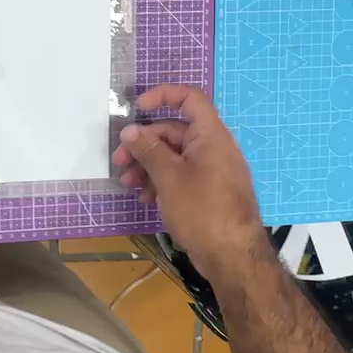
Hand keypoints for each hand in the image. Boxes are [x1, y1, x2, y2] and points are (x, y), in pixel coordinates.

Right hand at [113, 84, 267, 265]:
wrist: (233, 257)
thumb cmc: (202, 210)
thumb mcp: (169, 177)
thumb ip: (148, 150)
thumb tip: (130, 131)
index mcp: (210, 136)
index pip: (189, 98)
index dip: (162, 96)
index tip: (136, 109)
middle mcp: (213, 148)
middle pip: (174, 131)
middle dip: (144, 143)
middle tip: (119, 161)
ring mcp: (212, 171)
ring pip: (174, 156)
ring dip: (147, 165)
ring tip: (128, 184)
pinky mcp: (208, 191)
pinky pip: (181, 175)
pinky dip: (161, 181)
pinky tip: (145, 198)